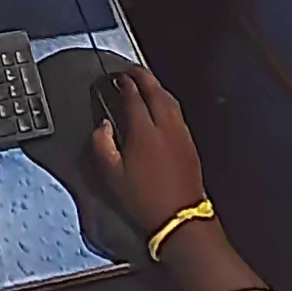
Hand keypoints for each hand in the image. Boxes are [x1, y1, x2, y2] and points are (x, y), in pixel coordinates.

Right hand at [90, 66, 206, 234]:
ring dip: (156, 86)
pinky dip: (166, 99)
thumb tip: (103, 125)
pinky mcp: (190, 143)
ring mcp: (181, 134)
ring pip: (170, 100)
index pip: (133, 97)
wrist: (181, 220)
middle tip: (129, 70)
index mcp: (144, 132)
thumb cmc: (143, 198)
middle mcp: (165, 127)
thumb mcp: (111, 174)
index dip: (123, 83)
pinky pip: (177, 111)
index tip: (115, 77)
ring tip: (144, 81)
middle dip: (142, 76)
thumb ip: (101, 143)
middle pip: (156, 91)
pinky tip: (160, 103)